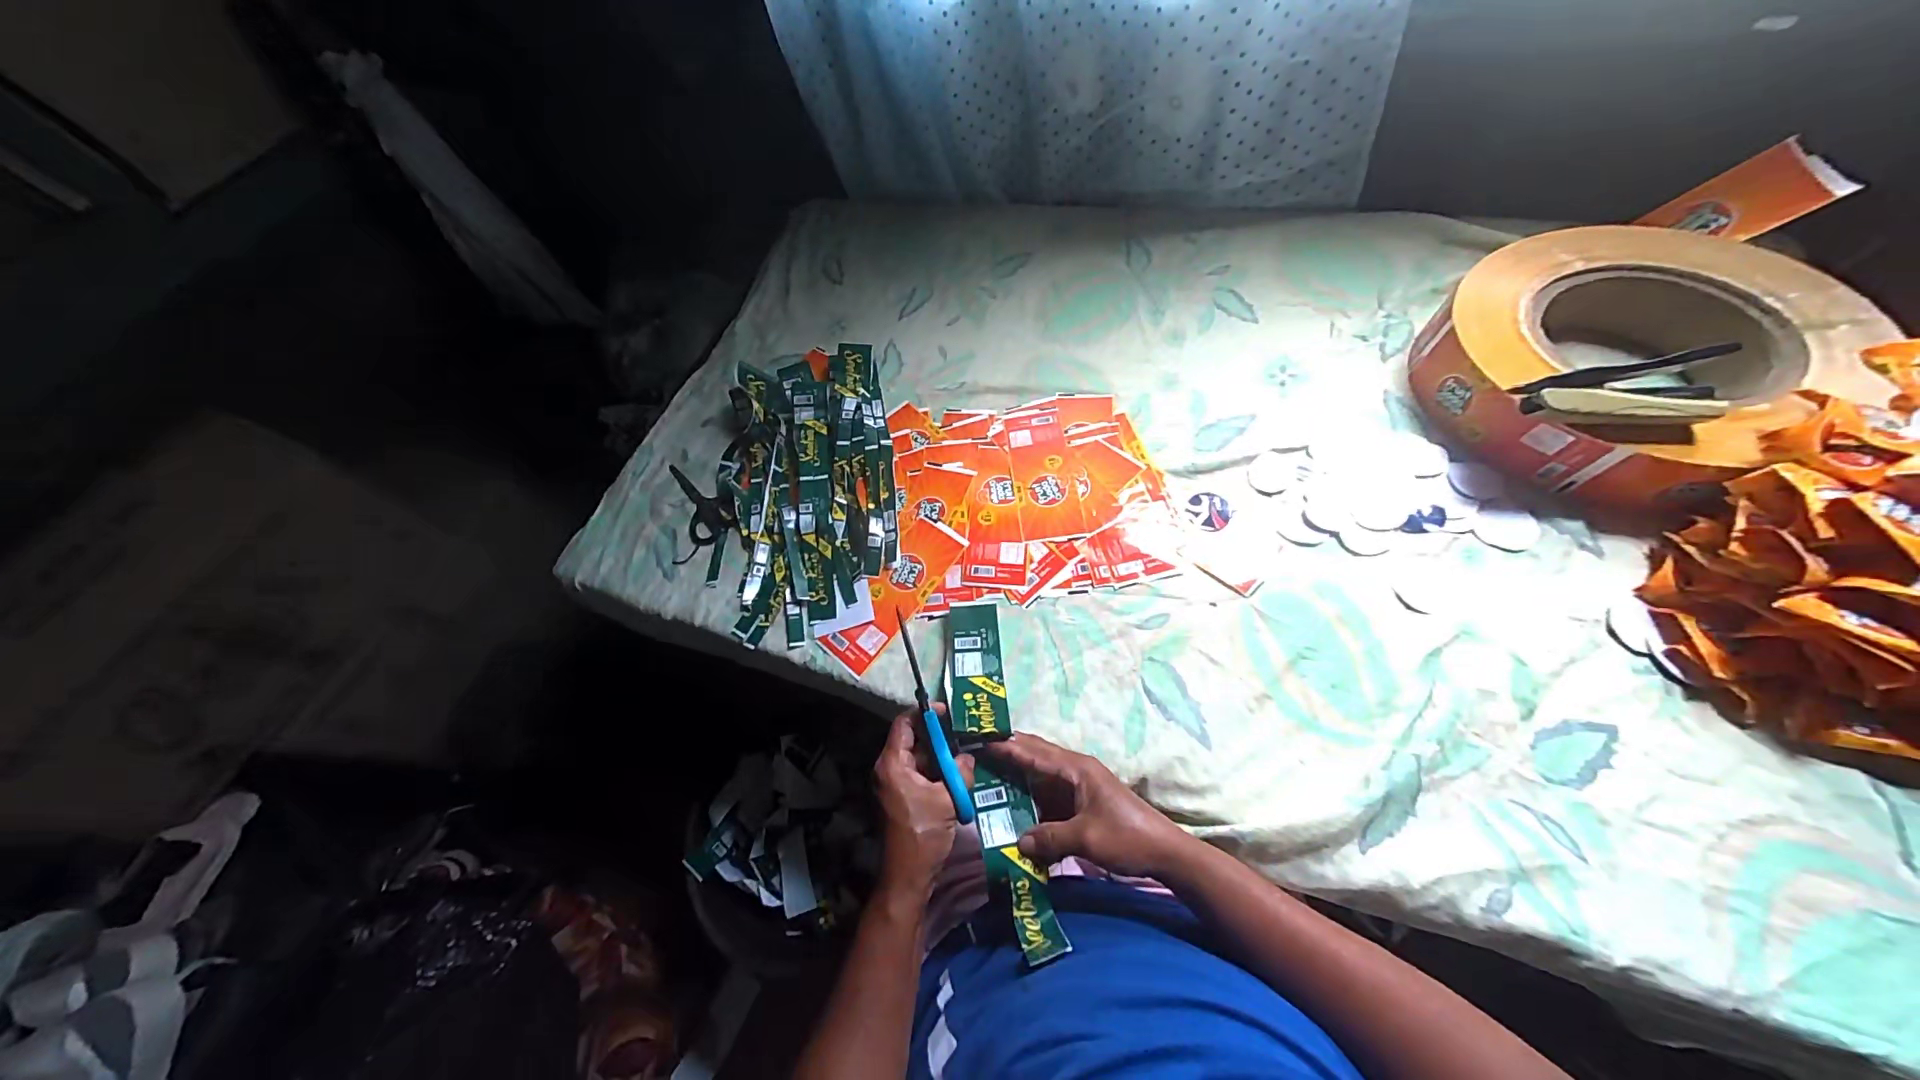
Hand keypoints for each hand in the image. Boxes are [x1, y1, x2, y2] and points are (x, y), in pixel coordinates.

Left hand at [873, 706, 973, 894]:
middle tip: (963, 732)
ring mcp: (895, 784)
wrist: (909, 875)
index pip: (904, 723)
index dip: (925, 714)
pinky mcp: (903, 797)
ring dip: (940, 755)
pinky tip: (959, 773)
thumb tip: (967, 756)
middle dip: (938, 735)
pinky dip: (937, 771)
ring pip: (919, 758)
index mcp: (892, 764)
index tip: (948, 712)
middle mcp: (889, 769)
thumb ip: (960, 772)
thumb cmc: (923, 834)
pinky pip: (920, 774)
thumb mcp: (947, 799)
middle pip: (912, 739)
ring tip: (966, 750)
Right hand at [984, 734, 1192, 876]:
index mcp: (1076, 768)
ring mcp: (1077, 788)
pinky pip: (1047, 797)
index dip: (1004, 744)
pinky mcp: (1080, 805)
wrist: (1165, 853)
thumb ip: (1048, 838)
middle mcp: (1074, 771)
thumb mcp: (1085, 839)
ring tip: (984, 778)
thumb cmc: (1127, 837)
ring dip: (1015, 778)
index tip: (976, 738)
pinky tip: (1011, 808)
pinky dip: (1028, 799)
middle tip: (973, 754)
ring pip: (1039, 777)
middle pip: (1033, 757)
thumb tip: (1017, 842)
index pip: (1032, 751)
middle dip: (1006, 754)